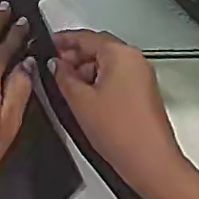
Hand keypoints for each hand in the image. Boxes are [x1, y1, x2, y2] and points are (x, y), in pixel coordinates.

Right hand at [52, 30, 188, 193]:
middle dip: (74, 56)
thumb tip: (55, 65)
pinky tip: (83, 98)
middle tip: (53, 66)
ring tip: (65, 86)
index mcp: (121, 54)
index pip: (86, 37)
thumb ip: (62, 76)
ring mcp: (141, 77)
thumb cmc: (123, 132)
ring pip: (106, 64)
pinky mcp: (142, 93)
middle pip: (98, 48)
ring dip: (85, 70)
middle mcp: (135, 61)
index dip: (62, 40)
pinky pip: (116, 78)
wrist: (150, 162)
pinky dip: (98, 82)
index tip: (48, 44)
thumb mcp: (79, 100)